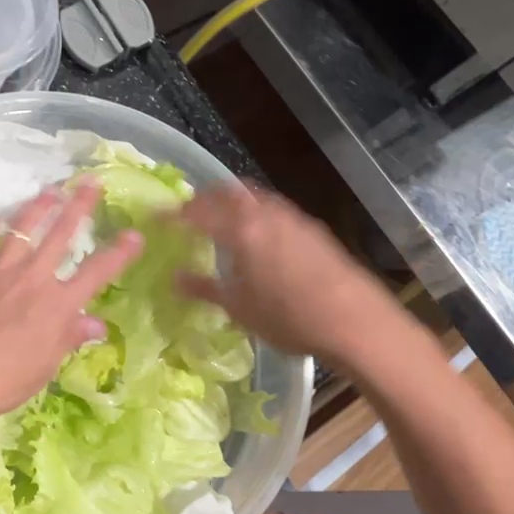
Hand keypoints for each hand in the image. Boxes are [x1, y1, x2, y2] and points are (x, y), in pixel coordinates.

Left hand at [0, 181, 142, 420]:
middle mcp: (31, 278)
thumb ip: (69, 337)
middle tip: (89, 183)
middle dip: (79, 207)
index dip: (119, 252)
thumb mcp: (46, 366)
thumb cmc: (5, 380)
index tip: (135, 235)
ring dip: (36, 207)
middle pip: (60, 235)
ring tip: (49, 191)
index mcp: (57, 304)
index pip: (96, 272)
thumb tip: (96, 324)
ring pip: (20, 229)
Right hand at [176, 182, 407, 369]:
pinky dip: (257, 214)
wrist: (356, 322)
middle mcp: (266, 213)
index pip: (197, 211)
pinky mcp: (314, 230)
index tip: (158, 217)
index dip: (174, 213)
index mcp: (241, 229)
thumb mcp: (239, 308)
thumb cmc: (288, 317)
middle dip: (205, 198)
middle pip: (228, 191)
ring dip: (234, 203)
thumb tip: (174, 277)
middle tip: (189, 213)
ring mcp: (293, 218)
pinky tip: (259, 240)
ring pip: (255, 197)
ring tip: (223, 223)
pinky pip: (275, 210)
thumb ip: (204, 288)